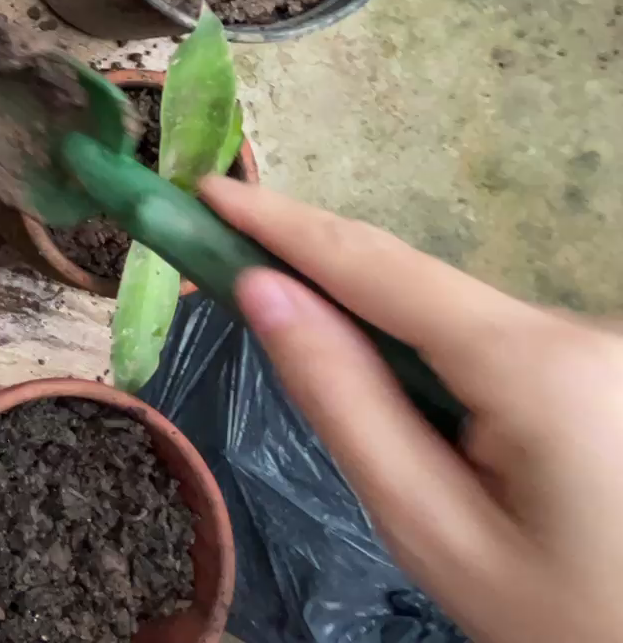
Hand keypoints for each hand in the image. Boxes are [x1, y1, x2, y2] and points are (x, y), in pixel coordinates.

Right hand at [202, 177, 622, 642]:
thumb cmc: (565, 620)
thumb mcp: (426, 523)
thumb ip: (338, 394)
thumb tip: (261, 289)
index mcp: (537, 365)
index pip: (369, 264)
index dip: (276, 220)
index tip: (205, 188)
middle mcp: (585, 334)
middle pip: (409, 284)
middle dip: (307, 265)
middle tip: (215, 254)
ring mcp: (609, 353)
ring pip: (445, 315)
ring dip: (364, 317)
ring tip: (301, 339)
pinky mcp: (614, 376)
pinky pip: (485, 339)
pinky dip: (418, 345)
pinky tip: (400, 390)